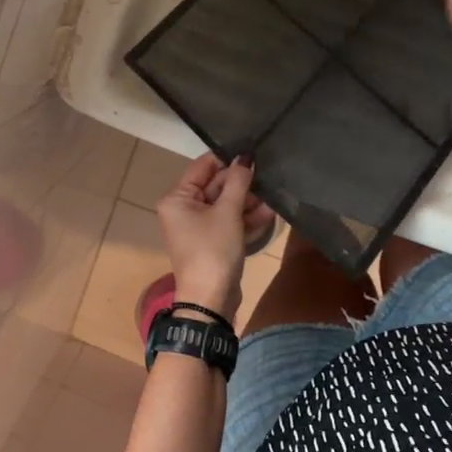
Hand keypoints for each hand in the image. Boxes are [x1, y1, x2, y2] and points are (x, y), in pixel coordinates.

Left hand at [156, 154, 274, 321]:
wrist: (211, 301)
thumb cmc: (213, 250)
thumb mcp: (228, 212)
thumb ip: (237, 181)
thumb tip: (245, 157)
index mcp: (177, 198)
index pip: (202, 166)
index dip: (226, 158)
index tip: (251, 150)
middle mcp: (184, 209)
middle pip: (215, 185)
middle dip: (242, 183)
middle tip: (268, 173)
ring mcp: (198, 227)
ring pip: (225, 205)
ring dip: (248, 201)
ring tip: (273, 194)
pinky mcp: (212, 242)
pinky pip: (229, 222)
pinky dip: (246, 218)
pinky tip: (269, 213)